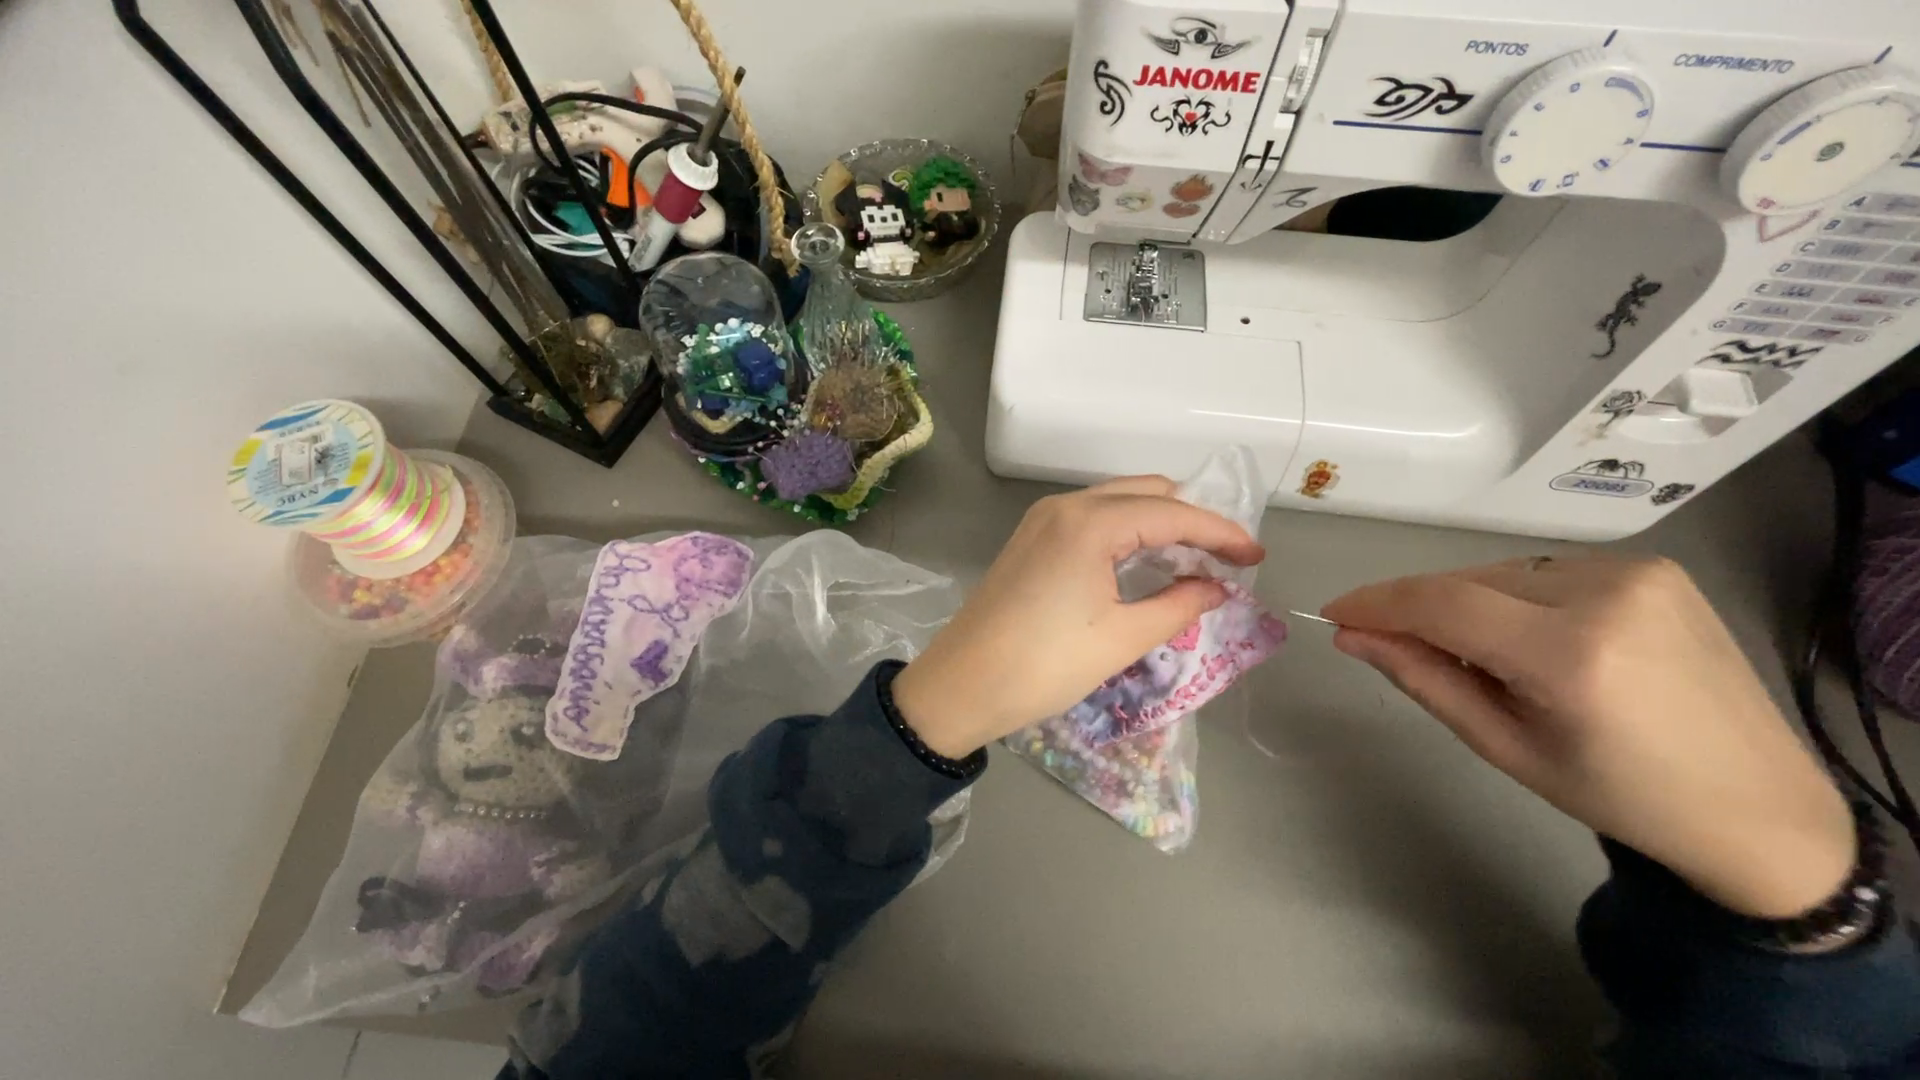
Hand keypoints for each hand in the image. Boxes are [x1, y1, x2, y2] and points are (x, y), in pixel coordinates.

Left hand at [893, 476, 1264, 758]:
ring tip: (1195, 560)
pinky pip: (1092, 518)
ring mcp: (1043, 519)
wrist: (961, 687)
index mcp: (1091, 522)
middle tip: (1227, 558)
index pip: (1173, 514)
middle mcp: (1066, 506)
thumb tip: (1216, 587)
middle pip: (1145, 493)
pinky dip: (1127, 531)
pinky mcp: (1031, 538)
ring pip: (1117, 501)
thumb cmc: (1044, 665)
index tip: (1257, 557)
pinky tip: (1146, 560)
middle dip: (1192, 519)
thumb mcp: (1122, 638)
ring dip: (1159, 522)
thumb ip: (1179, 605)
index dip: (1221, 533)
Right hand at [1324, 555, 1853, 919]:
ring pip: (1502, 572)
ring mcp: (1637, 573)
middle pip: (1467, 581)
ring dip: (1466, 602)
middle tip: (1396, 647)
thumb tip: (1351, 635)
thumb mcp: (1504, 746)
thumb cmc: (1618, 794)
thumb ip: (1422, 679)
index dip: (1377, 602)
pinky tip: (1529, 638)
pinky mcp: (1655, 568)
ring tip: (1477, 654)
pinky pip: (1545, 571)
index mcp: (1570, 655)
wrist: (1757, 806)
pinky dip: (1513, 596)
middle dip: (1418, 608)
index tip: (1333, 612)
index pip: (1441, 603)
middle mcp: (1606, 594)